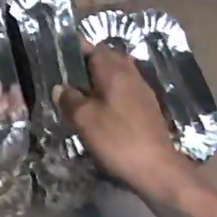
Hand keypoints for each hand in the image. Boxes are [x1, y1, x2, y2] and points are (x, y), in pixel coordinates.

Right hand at [57, 48, 186, 187]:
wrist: (156, 168)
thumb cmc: (117, 138)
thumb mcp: (84, 119)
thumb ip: (69, 99)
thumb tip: (60, 87)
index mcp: (115, 71)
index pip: (94, 48)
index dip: (76, 49)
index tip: (60, 54)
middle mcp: (131, 75)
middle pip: (108, 59)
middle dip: (89, 62)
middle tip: (68, 75)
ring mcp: (142, 91)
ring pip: (118, 74)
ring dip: (101, 78)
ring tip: (82, 91)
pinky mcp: (148, 108)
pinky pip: (126, 89)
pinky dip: (111, 92)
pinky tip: (101, 107)